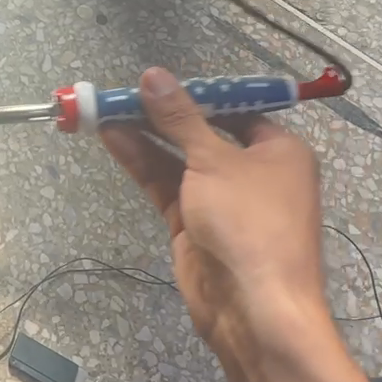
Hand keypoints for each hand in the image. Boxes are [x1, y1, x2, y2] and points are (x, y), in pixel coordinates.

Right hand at [100, 67, 326, 355]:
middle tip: (120, 94)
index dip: (196, 94)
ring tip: (103, 111)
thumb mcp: (213, 160)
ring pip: (176, 157)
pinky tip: (112, 139)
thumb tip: (152, 74)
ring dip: (143, 136)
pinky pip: (164, 182)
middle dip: (161, 115)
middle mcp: (251, 171)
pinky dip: (141, 161)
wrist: (254, 307)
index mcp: (277, 150)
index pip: (235, 110)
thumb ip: (179, 118)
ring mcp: (219, 198)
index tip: (157, 81)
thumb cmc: (250, 222)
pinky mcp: (192, 221)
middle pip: (200, 132)